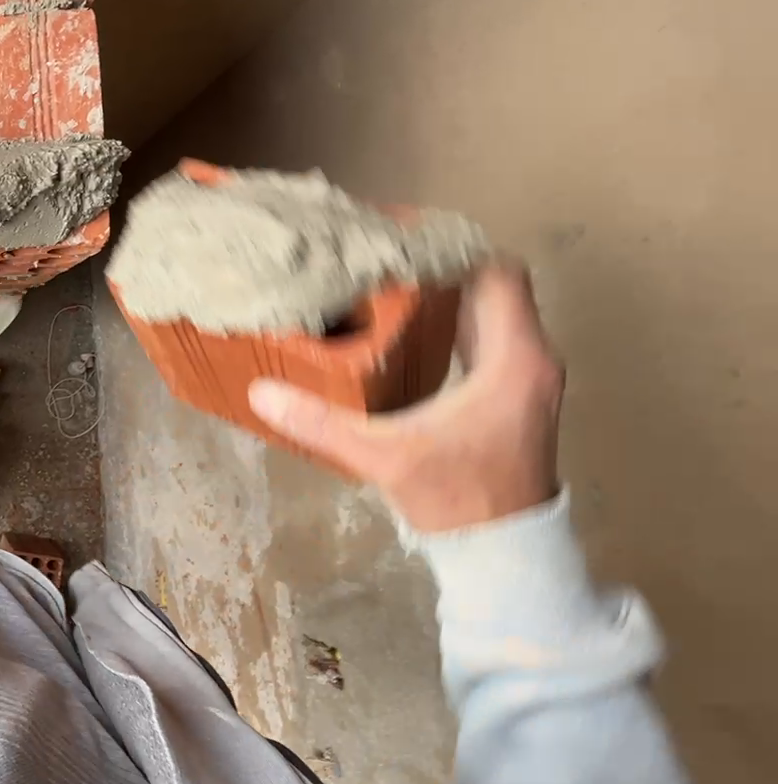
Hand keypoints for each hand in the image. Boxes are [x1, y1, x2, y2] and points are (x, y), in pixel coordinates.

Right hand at [247, 261, 564, 532]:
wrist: (496, 546)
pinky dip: (440, 322)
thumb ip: (321, 423)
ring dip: (436, 294)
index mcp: (512, 360)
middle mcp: (524, 358)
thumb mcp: (382, 456)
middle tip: (370, 257)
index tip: (395, 237)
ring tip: (374, 285)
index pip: (497, 274)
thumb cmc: (454, 494)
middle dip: (433, 267)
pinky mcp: (500, 394)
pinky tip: (393, 329)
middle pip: (486, 288)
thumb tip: (259, 391)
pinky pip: (475, 337)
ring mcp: (515, 377)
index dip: (453, 249)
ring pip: (481, 312)